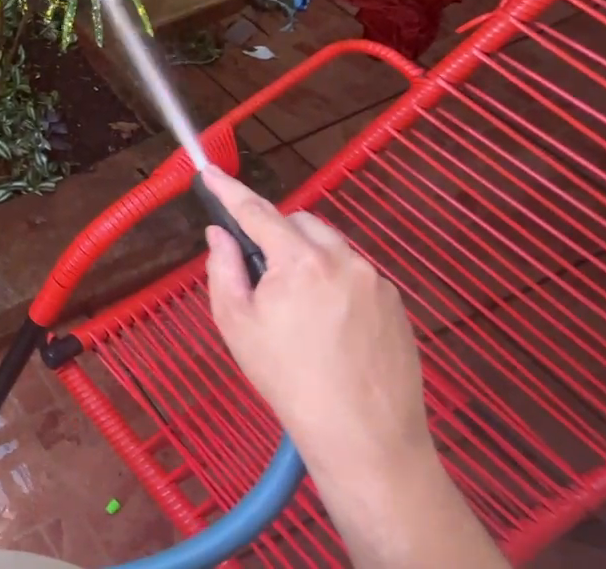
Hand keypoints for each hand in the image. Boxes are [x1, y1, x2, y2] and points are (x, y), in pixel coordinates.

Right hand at [201, 169, 433, 485]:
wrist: (364, 433)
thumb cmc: (286, 375)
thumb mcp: (235, 321)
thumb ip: (223, 268)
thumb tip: (221, 234)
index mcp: (300, 262)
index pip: (257, 211)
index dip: (229, 189)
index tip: (208, 171)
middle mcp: (345, 261)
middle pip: (302, 221)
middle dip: (275, 229)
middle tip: (256, 264)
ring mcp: (377, 283)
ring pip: (331, 247)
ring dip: (305, 255)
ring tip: (291, 301)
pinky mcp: (397, 306)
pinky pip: (355, 274)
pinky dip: (332, 279)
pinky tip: (323, 322)